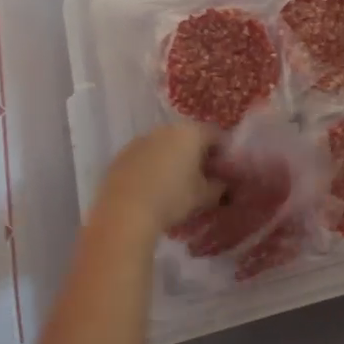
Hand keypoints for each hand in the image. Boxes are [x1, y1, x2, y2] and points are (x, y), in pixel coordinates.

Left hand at [91, 124, 224, 241]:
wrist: (124, 214)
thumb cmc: (172, 199)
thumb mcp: (204, 196)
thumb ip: (219, 186)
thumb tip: (223, 184)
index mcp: (191, 133)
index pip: (216, 135)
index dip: (223, 153)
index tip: (223, 172)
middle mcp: (165, 129)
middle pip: (189, 137)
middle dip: (197, 155)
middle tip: (201, 178)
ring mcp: (139, 141)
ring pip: (164, 146)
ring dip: (172, 159)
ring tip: (174, 185)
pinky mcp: (120, 157)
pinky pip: (144, 158)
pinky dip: (151, 168)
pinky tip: (151, 189)